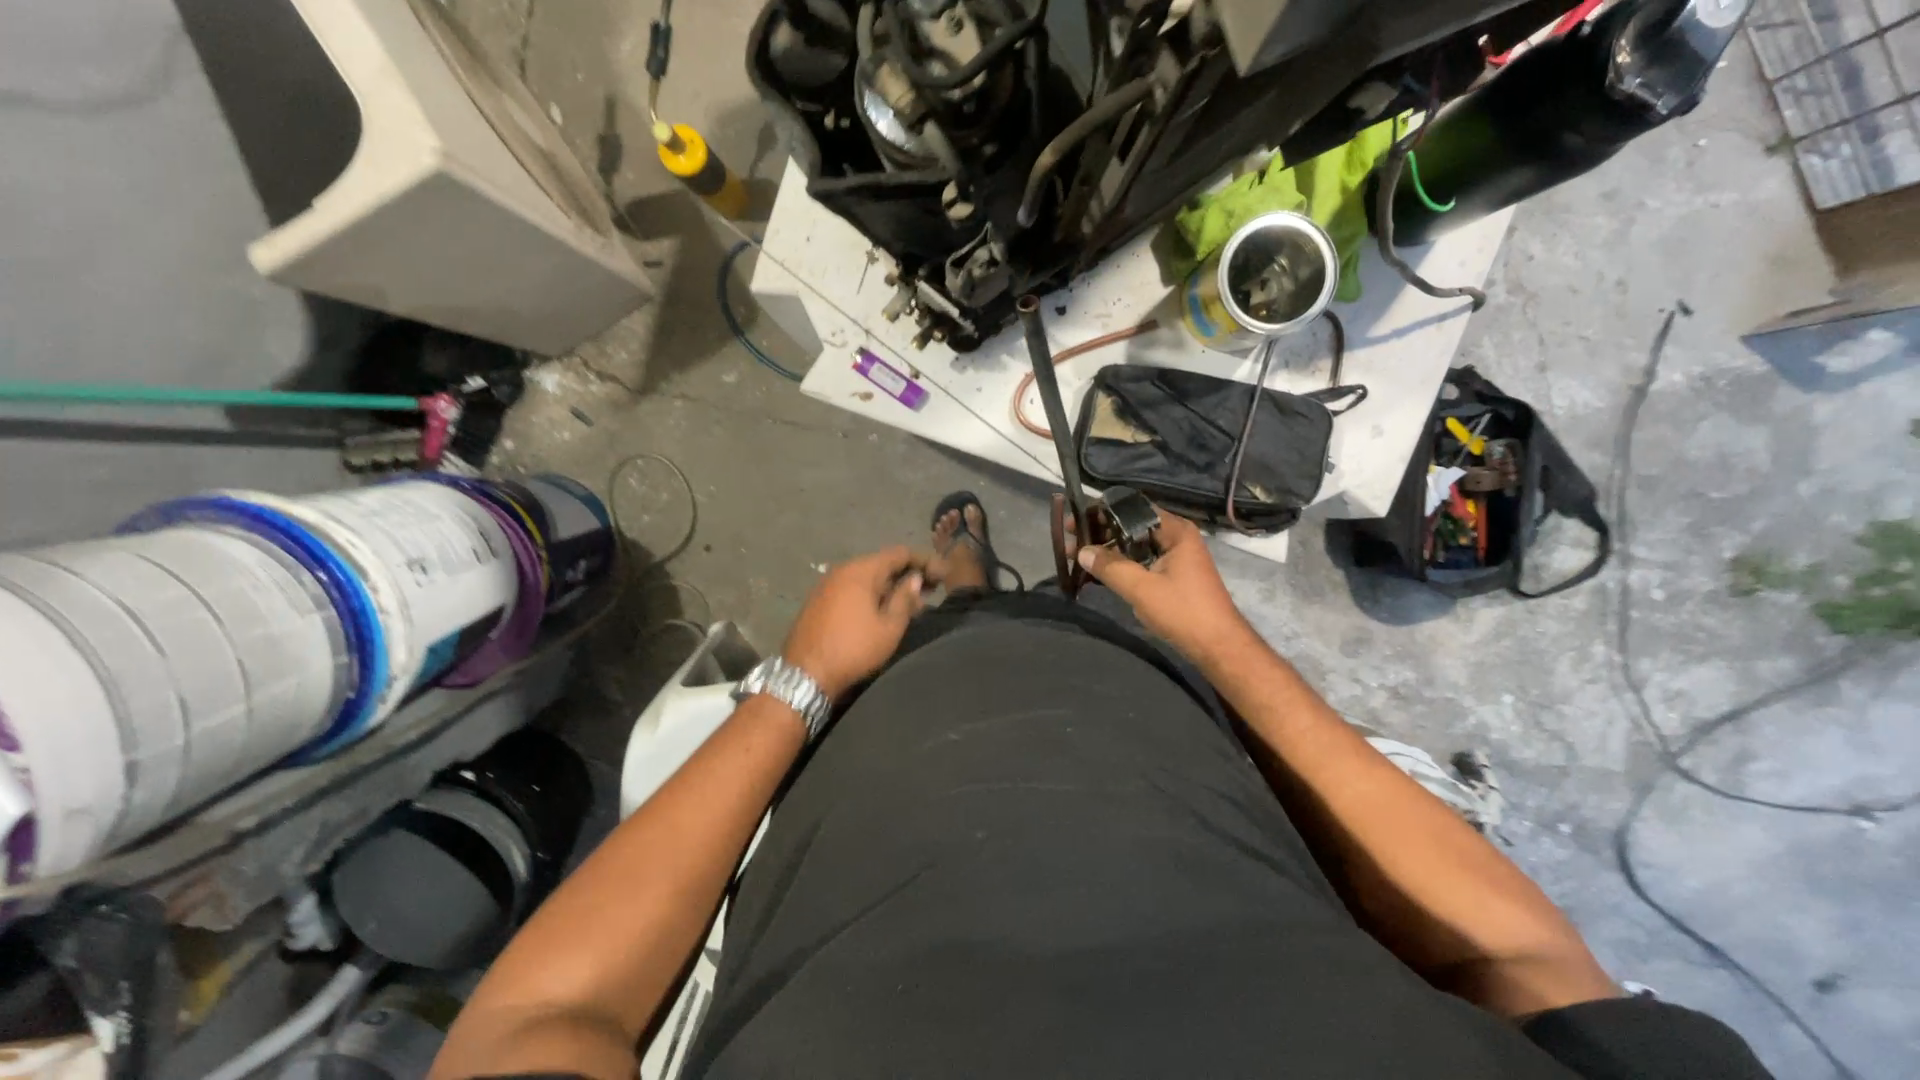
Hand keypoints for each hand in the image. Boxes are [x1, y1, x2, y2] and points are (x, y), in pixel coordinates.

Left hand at [782, 546, 931, 700]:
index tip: (944, 575)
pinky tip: (882, 612)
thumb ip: (904, 599)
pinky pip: (852, 590)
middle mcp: (842, 570)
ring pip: (866, 578)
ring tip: (911, 605)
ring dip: (890, 587)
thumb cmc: (853, 649)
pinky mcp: (819, 602)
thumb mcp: (889, 627)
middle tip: (931, 591)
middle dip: (908, 575)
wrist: (805, 675)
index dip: (925, 561)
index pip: (900, 554)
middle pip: (882, 564)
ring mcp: (827, 586)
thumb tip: (914, 578)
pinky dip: (872, 595)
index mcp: (861, 571)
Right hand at [1076, 510, 1253, 663]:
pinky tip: (1101, 571)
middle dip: (1101, 532)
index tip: (1075, 521)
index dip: (1101, 512)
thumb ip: (1110, 567)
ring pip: (1136, 544)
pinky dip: (1122, 563)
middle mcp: (1177, 537)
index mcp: (1175, 531)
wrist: (1218, 646)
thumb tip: (1082, 551)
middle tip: (1071, 540)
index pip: (1133, 508)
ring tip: (1079, 556)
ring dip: (1109, 549)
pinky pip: (1142, 560)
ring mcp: (1177, 556)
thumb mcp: (1141, 589)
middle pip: (1132, 524)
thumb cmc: (1183, 612)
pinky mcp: (1174, 574)